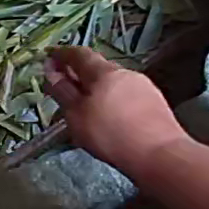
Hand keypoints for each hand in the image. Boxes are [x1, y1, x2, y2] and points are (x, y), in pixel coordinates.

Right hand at [45, 46, 191, 180]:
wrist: (158, 154)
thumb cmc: (110, 134)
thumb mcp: (76, 115)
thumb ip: (63, 92)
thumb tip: (51, 71)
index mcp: (103, 72)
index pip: (79, 54)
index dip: (62, 55)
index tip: (50, 58)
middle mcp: (125, 73)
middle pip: (98, 68)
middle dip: (80, 75)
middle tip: (65, 87)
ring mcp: (143, 86)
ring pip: (113, 83)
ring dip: (97, 90)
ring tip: (87, 108)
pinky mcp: (155, 103)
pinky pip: (126, 96)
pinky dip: (113, 101)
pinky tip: (110, 118)